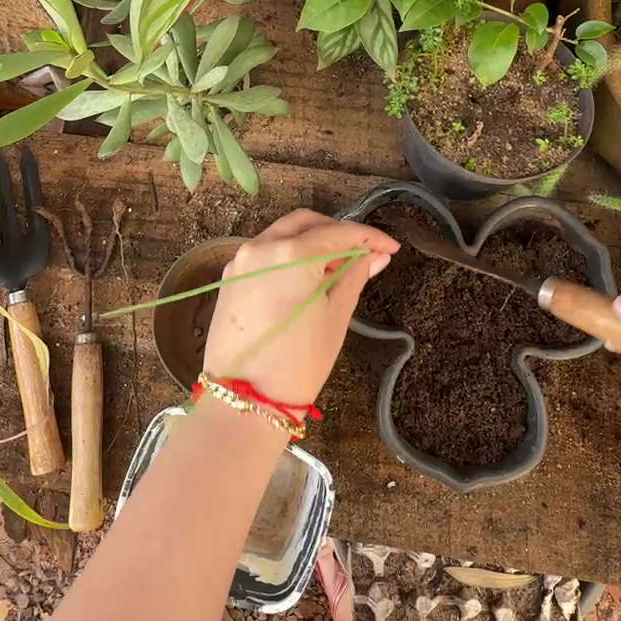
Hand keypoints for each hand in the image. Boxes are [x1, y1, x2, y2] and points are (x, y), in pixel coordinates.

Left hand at [201, 210, 398, 405]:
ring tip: (337, 269)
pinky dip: (289, 256)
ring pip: (282, 234)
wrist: (247, 398)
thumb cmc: (299, 362)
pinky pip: (265, 252)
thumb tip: (375, 256)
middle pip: (306, 223)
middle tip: (363, 253)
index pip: (339, 232)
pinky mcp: (230, 277)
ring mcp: (241, 260)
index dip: (369, 237)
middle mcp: (262, 246)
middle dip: (337, 232)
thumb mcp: (336, 317)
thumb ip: (355, 276)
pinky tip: (306, 279)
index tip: (390, 247)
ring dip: (312, 242)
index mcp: (292, 254)